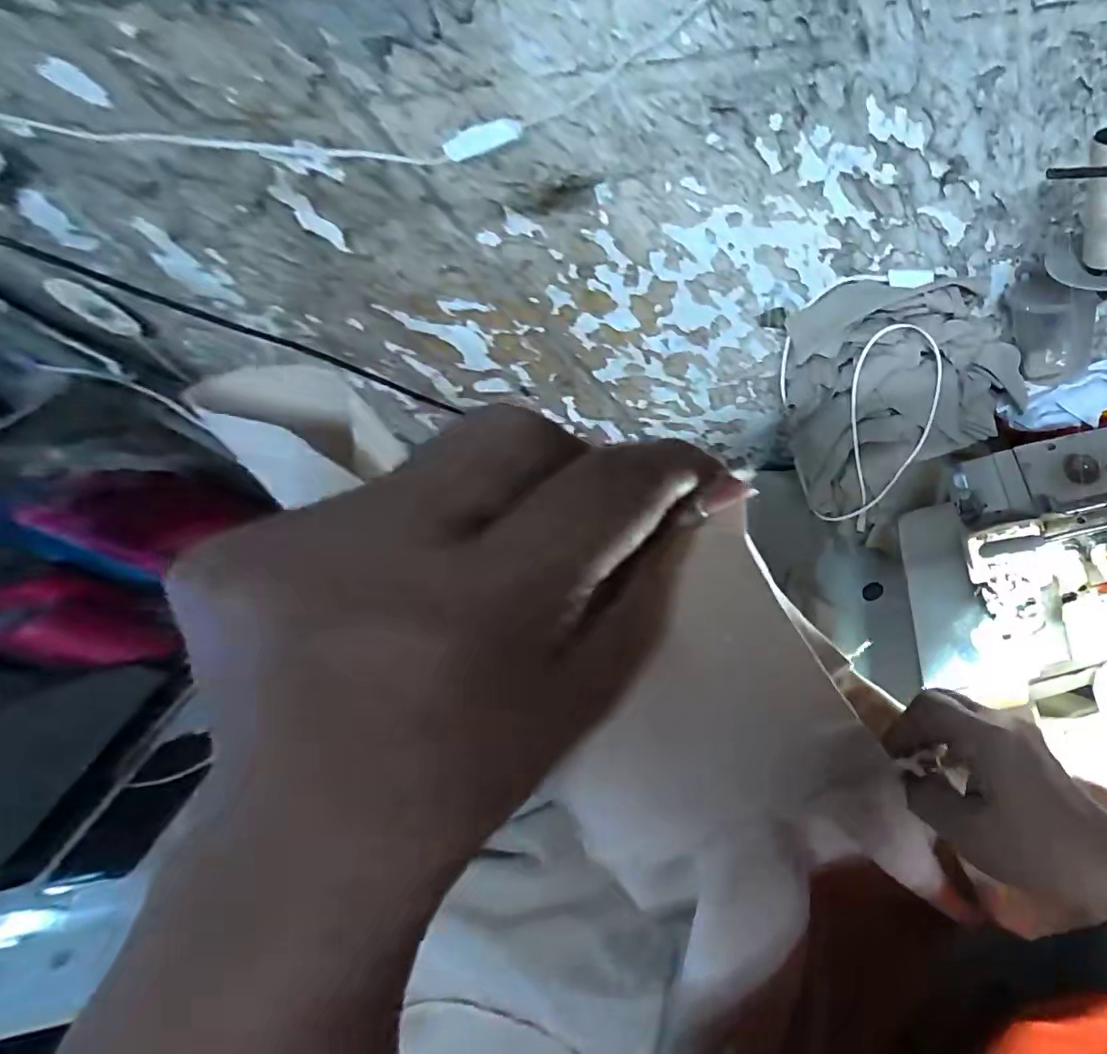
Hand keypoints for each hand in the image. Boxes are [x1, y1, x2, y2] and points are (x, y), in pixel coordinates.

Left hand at [166, 406, 748, 866]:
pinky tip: (425, 580)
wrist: (313, 840)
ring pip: (453, 453)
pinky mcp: (232, 542)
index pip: (601, 487)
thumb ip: (656, 569)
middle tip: (597, 518)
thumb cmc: (489, 767)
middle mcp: (371, 555)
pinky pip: (387, 490)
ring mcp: (285, 541)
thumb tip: (707, 491)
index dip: (668, 466)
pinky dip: (437, 519)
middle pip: (520, 434)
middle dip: (582, 463)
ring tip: (507, 554)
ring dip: (509, 490)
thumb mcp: (602, 672)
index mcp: (477, 611)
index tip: (704, 473)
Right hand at [882, 690, 1106, 903]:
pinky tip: (960, 775)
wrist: (1096, 854)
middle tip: (907, 763)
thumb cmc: (1030, 847)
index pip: (929, 705)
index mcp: (986, 734)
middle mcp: (1003, 719)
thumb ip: (927, 798)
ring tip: (930, 772)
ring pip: (966, 711)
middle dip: (919, 725)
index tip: (893, 762)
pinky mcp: (1030, 743)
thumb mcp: (967, 831)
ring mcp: (1020, 728)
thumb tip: (908, 775)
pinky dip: (962, 739)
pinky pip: (984, 726)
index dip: (902, 728)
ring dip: (941, 731)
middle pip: (947, 699)